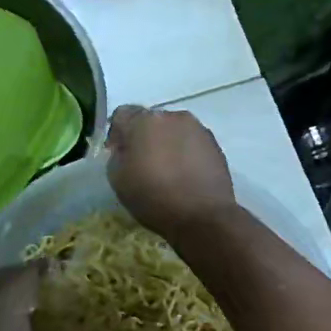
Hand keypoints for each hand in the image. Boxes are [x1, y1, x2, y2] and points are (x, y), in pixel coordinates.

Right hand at [105, 105, 237, 237]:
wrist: (202, 216)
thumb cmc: (153, 198)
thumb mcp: (118, 181)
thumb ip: (116, 157)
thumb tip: (125, 149)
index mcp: (144, 121)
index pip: (122, 115)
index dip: (116, 134)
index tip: (117, 155)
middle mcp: (172, 116)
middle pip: (150, 122)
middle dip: (143, 139)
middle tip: (141, 165)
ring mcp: (197, 128)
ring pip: (173, 131)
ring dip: (165, 145)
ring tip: (166, 172)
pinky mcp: (214, 144)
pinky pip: (191, 144)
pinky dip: (184, 154)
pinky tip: (184, 176)